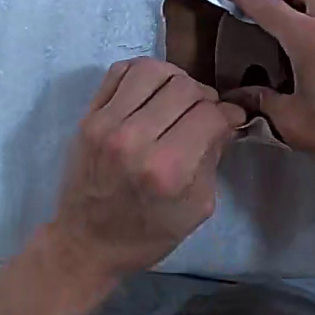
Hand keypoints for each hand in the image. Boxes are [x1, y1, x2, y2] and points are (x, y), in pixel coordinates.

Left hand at [40, 58, 246, 283]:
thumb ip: (214, 156)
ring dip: (174, 79)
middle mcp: (134, 141)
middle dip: (204, 97)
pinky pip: (120, 71)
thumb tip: (227, 116)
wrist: (86, 243)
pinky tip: (151, 92)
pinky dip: (143, 73)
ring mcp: (106, 125)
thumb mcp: (198, 206)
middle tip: (203, 113)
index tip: (229, 121)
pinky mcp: (88, 117)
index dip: (226, 115)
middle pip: (185, 87)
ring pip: (153, 70)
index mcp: (167, 170)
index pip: (209, 115)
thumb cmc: (148, 233)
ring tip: (177, 98)